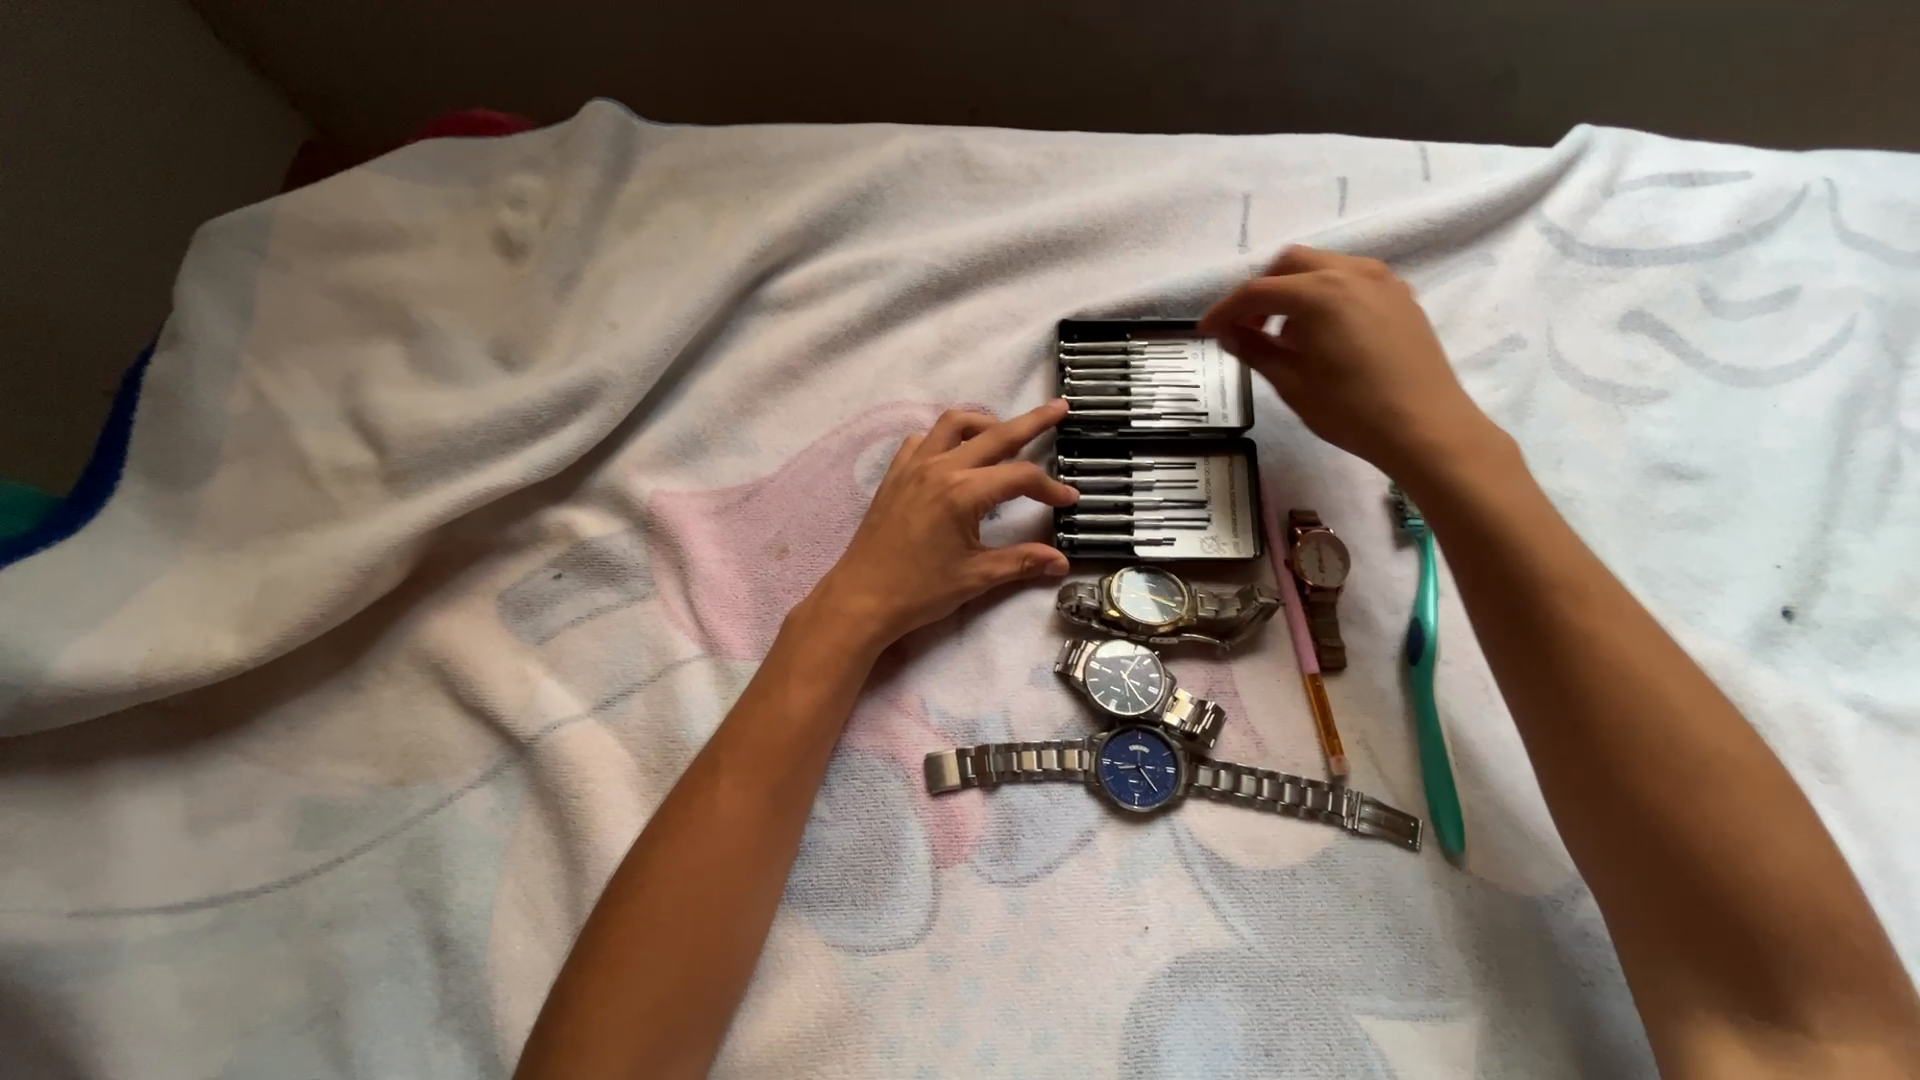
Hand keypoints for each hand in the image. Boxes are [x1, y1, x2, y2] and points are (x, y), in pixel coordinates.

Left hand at [805, 401, 1079, 648]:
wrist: (860, 598)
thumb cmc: (919, 591)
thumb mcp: (976, 577)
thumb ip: (1022, 561)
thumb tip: (1061, 562)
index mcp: (963, 493)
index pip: (1020, 477)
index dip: (1050, 488)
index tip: (1070, 500)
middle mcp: (939, 468)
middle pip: (995, 434)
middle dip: (1032, 422)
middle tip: (1059, 409)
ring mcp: (913, 467)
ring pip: (954, 424)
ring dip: (985, 423)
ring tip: (1006, 433)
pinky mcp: (895, 475)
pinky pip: (923, 440)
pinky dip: (945, 439)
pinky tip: (956, 456)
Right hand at [1198, 246, 1509, 480]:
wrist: (1426, 427)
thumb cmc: (1352, 410)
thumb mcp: (1291, 383)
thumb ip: (1255, 350)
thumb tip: (1228, 334)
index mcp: (1319, 293)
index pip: (1257, 292)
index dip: (1225, 311)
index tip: (1206, 332)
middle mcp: (1350, 272)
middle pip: (1289, 264)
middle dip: (1260, 292)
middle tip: (1244, 329)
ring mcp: (1381, 280)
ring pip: (1322, 266)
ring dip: (1292, 291)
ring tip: (1283, 334)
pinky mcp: (1400, 296)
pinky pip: (1350, 279)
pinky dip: (1324, 295)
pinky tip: (1320, 333)